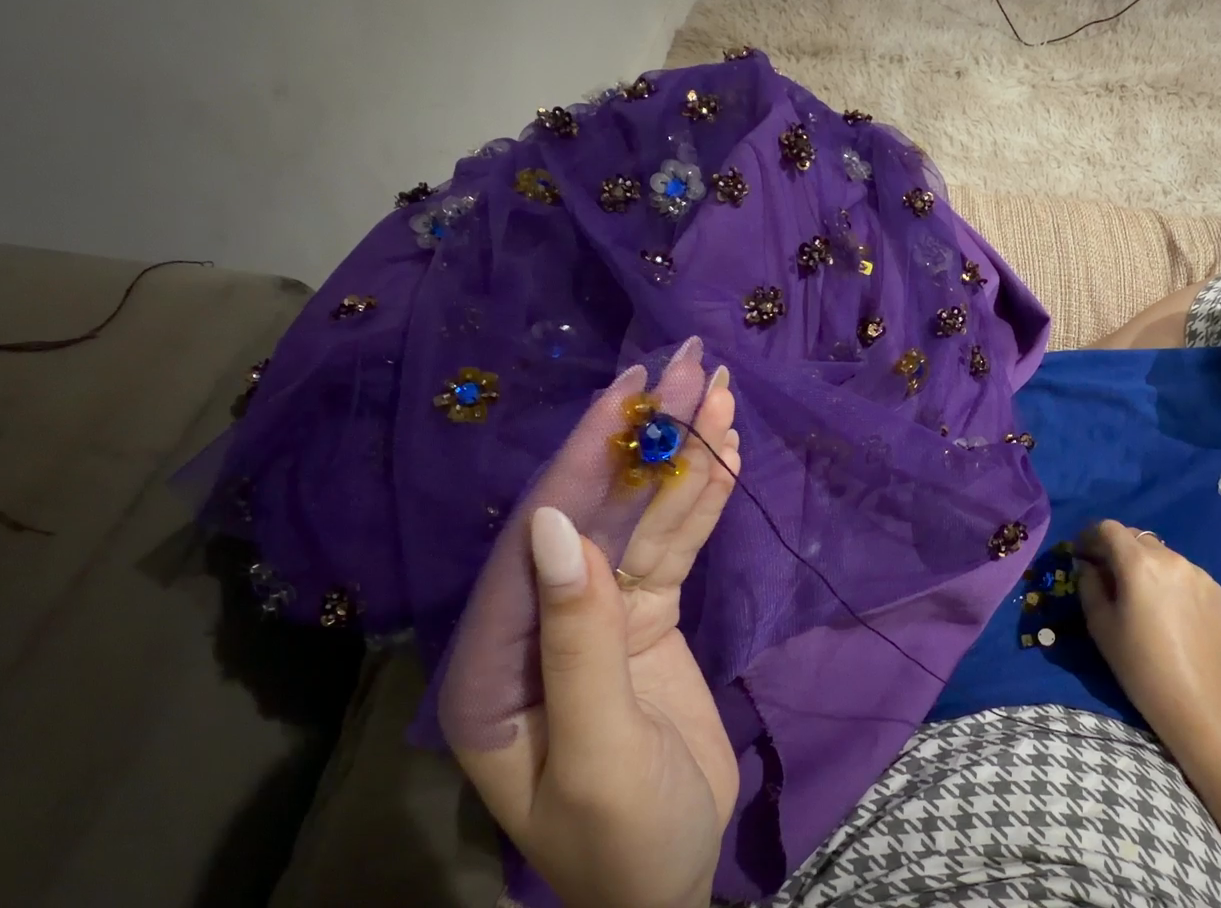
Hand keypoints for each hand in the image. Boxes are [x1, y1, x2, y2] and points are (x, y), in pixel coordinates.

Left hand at [441, 341, 740, 907]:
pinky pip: (675, 545)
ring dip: (683, 456)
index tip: (631, 391)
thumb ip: (575, 637)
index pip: (540, 535)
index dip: (586, 457)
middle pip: (596, 511)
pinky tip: (725, 451)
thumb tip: (554, 524)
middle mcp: (539, 619)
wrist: (666, 881)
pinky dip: (703, 499)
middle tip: (690, 364)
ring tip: (719, 392)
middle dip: (644, 437)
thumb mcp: (596, 750)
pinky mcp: (646, 615)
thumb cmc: (619, 838)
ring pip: (644, 519)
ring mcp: (599, 612)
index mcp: (494, 657)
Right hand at [1076, 520, 1220, 741]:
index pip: (1109, 528)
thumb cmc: (1139, 665)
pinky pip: (1182, 571)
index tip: (1080, 553)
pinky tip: (1164, 607)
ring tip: (1136, 591)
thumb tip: (1087, 565)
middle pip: (1136, 537)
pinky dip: (1166, 577)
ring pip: (1161, 552)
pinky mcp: (1215, 589)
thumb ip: (1089, 585)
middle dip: (1115, 547)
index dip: (1090, 535)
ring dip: (1142, 561)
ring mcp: (1197, 571)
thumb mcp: (1100, 625)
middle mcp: (1171, 557)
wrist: (1198, 700)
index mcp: (1139, 563)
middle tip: (1103, 571)